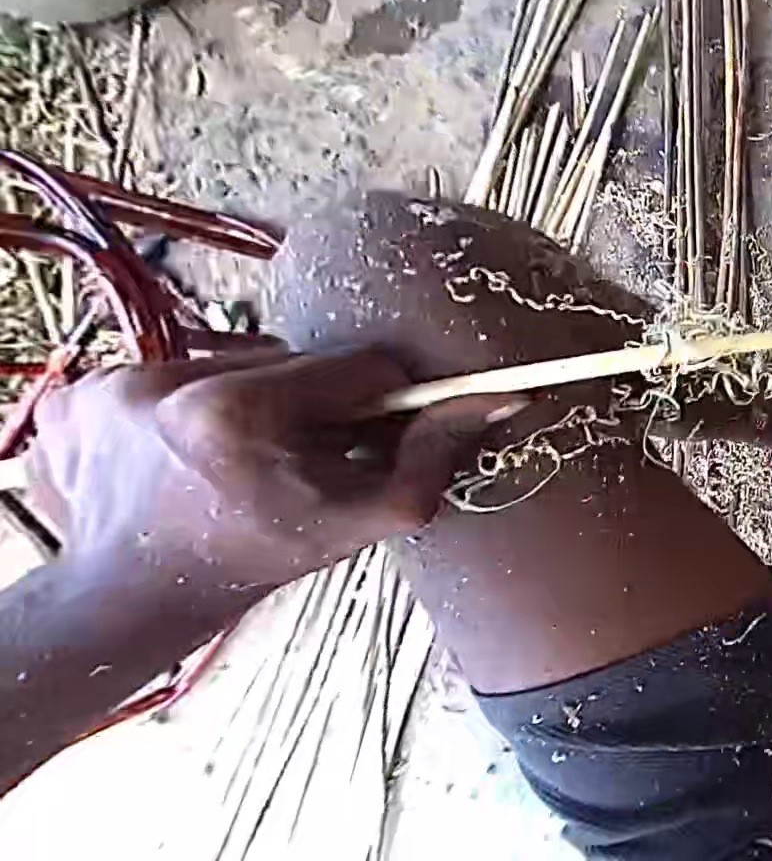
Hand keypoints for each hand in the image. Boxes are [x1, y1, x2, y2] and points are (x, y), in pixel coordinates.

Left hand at [26, 350, 523, 593]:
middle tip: (324, 447)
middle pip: (308, 360)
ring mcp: (112, 385)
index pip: (364, 365)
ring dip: (277, 396)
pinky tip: (208, 444)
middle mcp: (166, 384)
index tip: (377, 435)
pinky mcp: (80, 391)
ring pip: (253, 361)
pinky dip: (216, 399)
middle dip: (331, 399)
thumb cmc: (268, 550)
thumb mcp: (379, 511)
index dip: (391, 400)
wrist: (137, 594)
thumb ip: (441, 450)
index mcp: (238, 412)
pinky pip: (191, 370)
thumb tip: (506, 397)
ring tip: (266, 446)